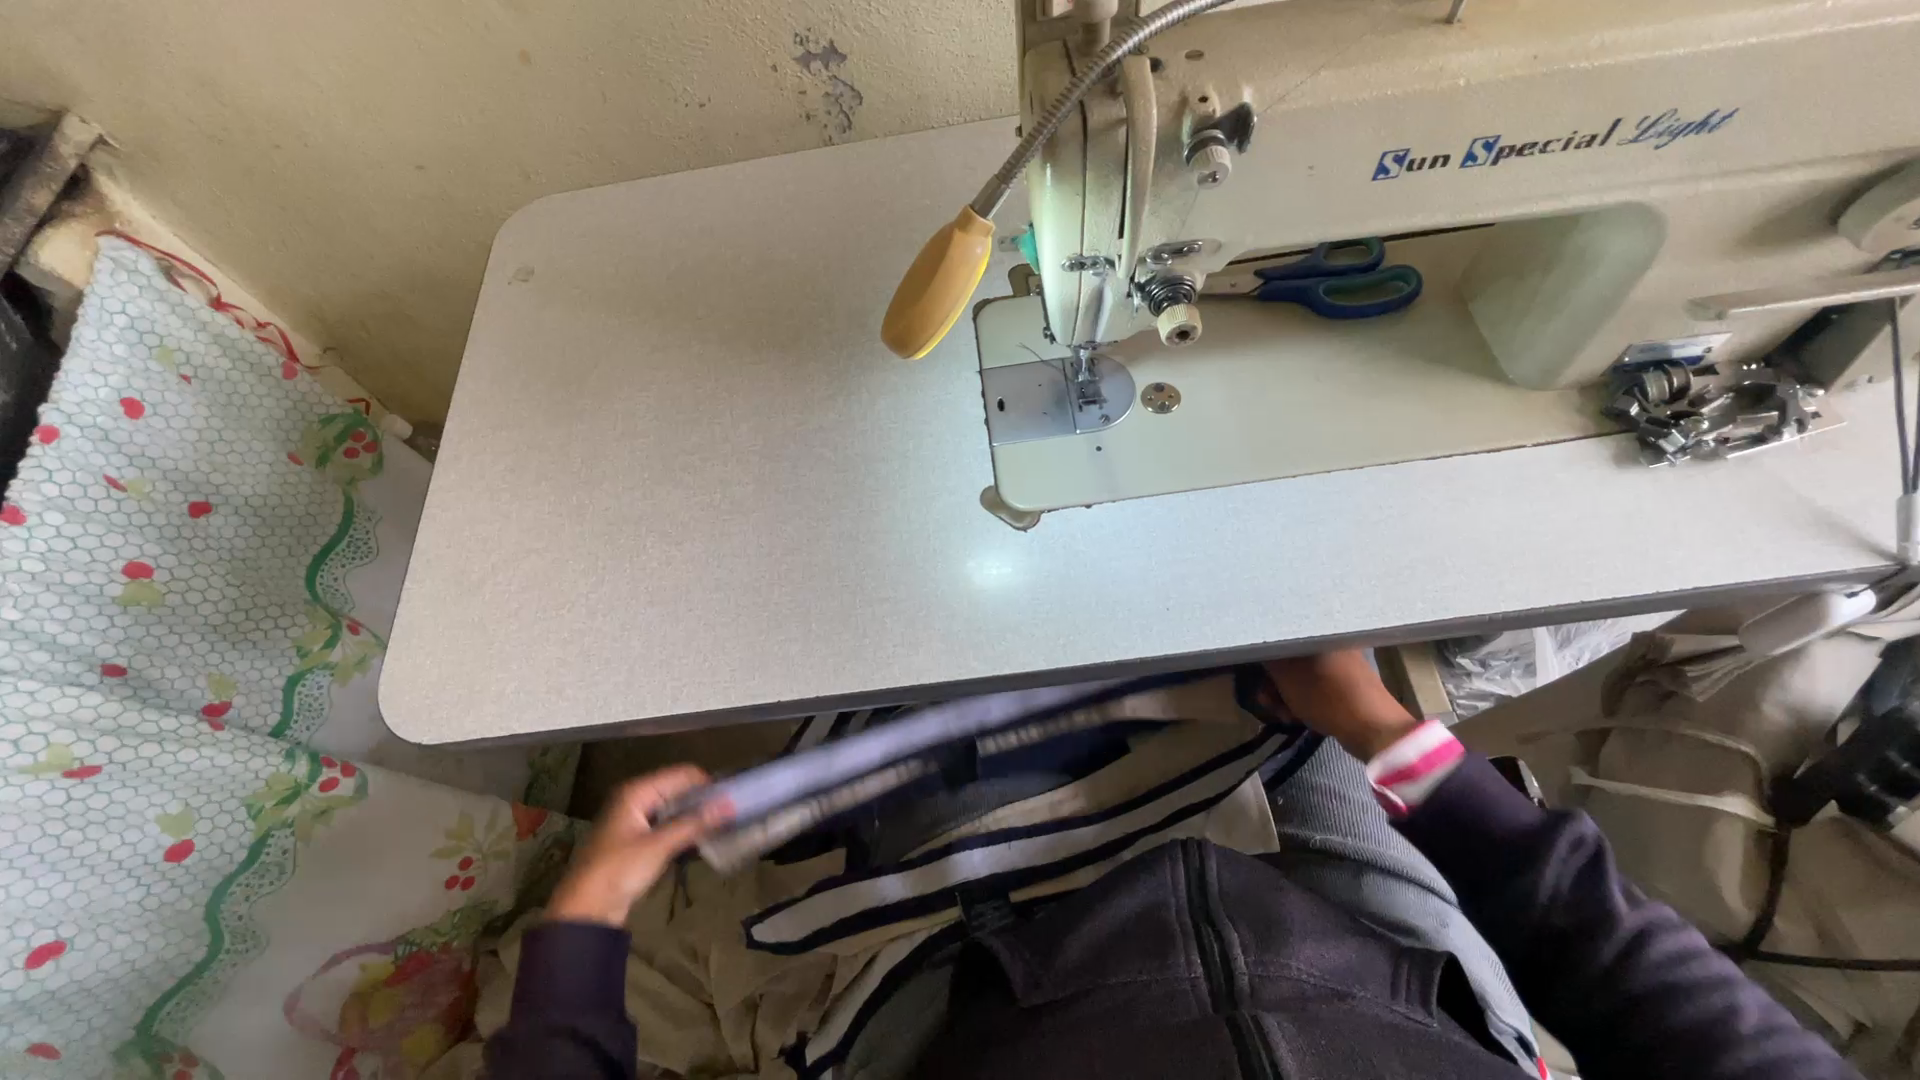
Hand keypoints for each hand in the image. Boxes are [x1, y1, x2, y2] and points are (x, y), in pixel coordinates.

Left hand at [546, 765, 733, 927]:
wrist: (584, 911)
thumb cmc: (618, 871)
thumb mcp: (658, 846)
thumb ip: (694, 823)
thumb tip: (729, 805)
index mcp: (636, 792)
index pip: (681, 774)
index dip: (706, 784)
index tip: (732, 799)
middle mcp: (635, 799)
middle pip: (678, 789)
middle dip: (703, 800)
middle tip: (732, 812)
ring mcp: (635, 820)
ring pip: (674, 808)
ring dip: (695, 816)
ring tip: (723, 824)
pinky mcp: (638, 840)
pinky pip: (668, 825)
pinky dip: (684, 829)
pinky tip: (702, 838)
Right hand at [1264, 650, 1420, 762]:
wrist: (1374, 728)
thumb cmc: (1326, 698)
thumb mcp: (1286, 678)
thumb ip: (1267, 658)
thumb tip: (1255, 645)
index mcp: (1316, 634)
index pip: (1279, 639)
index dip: (1262, 659)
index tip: (1256, 677)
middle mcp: (1329, 642)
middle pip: (1288, 660)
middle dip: (1273, 684)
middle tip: (1268, 703)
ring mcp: (1340, 663)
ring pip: (1300, 675)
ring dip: (1285, 695)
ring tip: (1284, 715)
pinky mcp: (1346, 682)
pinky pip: (1315, 686)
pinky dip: (1303, 699)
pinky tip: (1298, 717)